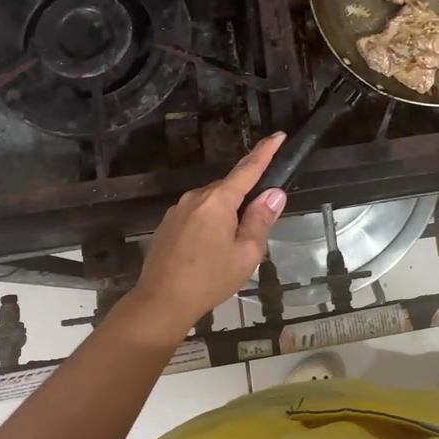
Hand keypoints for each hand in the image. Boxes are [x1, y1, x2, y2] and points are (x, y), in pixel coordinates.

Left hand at [126, 132, 287, 337]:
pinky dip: (209, 223)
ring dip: (226, 214)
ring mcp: (178, 210)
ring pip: (212, 202)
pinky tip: (209, 251)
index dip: (265, 152)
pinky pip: (197, 214)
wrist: (161, 302)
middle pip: (229, 188)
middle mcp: (196, 197)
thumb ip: (261, 219)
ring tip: (230, 248)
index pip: (248, 169)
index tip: (278, 136)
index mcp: (218, 201)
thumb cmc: (209, 279)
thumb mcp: (246, 253)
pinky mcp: (168, 224)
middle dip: (245, 199)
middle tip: (256, 229)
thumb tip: (274, 193)